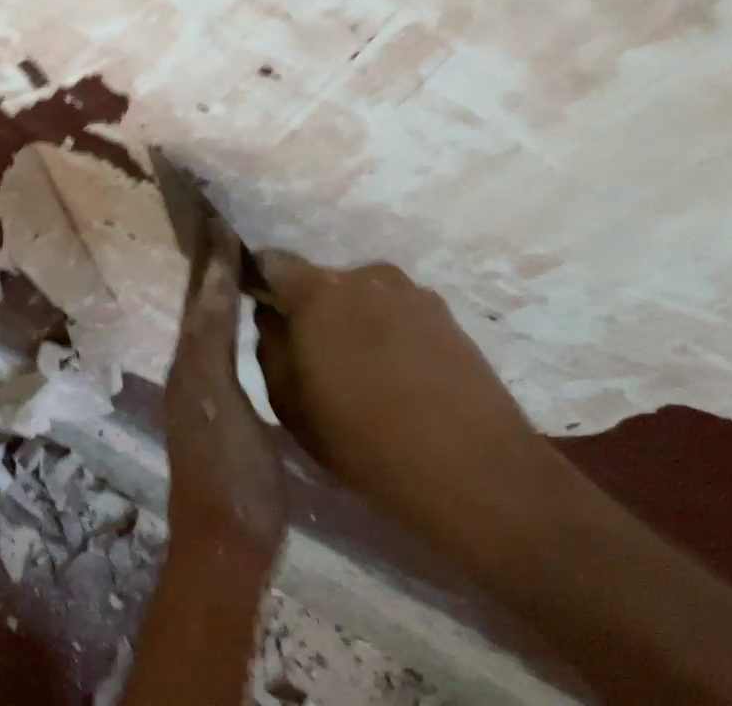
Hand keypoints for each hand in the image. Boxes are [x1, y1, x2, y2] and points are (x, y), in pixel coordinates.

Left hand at [162, 222, 287, 562]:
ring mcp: (205, 392)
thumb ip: (211, 345)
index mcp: (190, 363)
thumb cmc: (230, 473)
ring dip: (222, 293)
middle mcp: (190, 370)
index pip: (200, 299)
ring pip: (211, 328)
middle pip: (199, 308)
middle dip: (210, 268)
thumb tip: (207, 286)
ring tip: (242, 261)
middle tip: (226, 226)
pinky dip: (233, 326)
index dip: (211, 261)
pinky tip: (251, 325)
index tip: (220, 218)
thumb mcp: (219, 403)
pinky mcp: (225, 413)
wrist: (227, 539)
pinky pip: (225, 353)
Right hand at [254, 253, 554, 541]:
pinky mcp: (449, 319)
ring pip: (363, 299)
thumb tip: (271, 315)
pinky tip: (396, 381)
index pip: (272, 262)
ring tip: (359, 373)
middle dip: (309, 309)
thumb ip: (270, 345)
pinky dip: (388, 336)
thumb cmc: (361, 438)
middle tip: (310, 356)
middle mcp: (366, 278)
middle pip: (321, 281)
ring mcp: (414, 295)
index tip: (260, 314)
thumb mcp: (288, 402)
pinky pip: (398, 316)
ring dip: (352, 322)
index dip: (259, 283)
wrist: (472, 470)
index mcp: (318, 292)